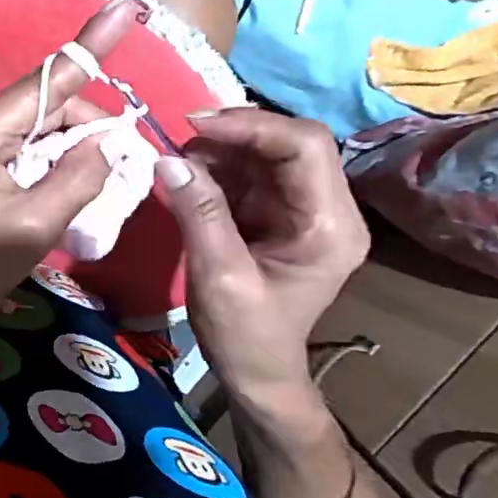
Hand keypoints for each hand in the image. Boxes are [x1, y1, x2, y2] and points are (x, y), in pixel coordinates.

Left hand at [0, 0, 141, 328]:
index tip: (127, 4)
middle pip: (49, 105)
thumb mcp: (37, 223)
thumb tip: (107, 145)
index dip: (92, 44)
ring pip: (44, 124)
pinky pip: (32, 143)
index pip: (46, 81)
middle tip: (119, 162)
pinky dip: (59, 158)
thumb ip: (79, 177)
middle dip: (89, 128)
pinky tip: (78, 177)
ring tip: (101, 178)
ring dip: (76, 146)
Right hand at [156, 109, 368, 425]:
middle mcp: (327, 208)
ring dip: (221, 148)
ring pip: (267, 152)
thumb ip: (199, 214)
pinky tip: (188, 173)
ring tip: (177, 160)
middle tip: (181, 135)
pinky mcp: (276, 213)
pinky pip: (250, 173)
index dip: (252, 126)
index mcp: (329, 226)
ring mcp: (301, 209)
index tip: (195, 124)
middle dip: (235, 132)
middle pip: (290, 143)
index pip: (306, 147)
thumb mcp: (220, 277)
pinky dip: (216, 165)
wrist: (257, 373)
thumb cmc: (246, 336)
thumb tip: (168, 159)